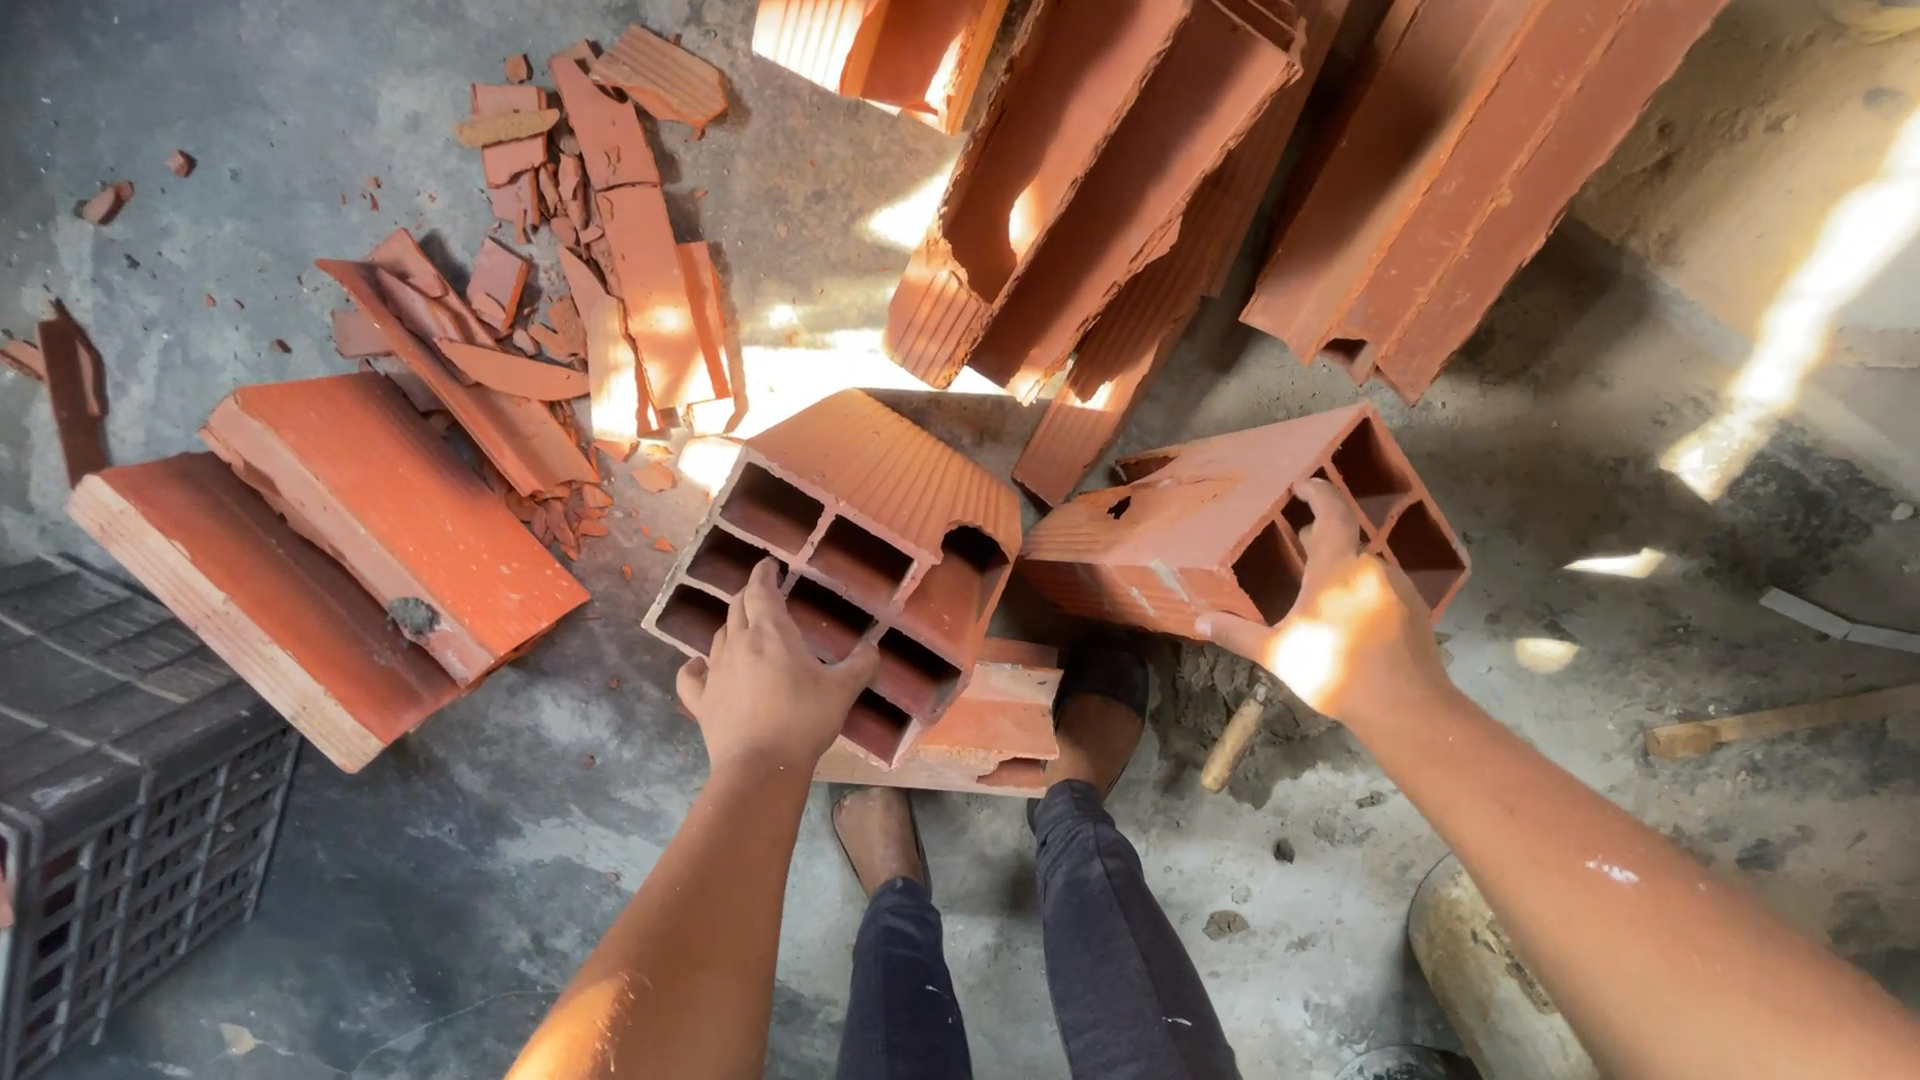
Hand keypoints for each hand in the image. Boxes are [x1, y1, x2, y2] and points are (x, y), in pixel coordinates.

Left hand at [676, 559, 880, 772]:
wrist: (761, 765)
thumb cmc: (804, 720)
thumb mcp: (843, 690)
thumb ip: (861, 665)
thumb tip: (874, 647)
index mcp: (771, 633)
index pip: (760, 590)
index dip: (763, 574)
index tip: (768, 565)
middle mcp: (738, 644)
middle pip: (737, 607)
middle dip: (749, 595)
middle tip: (762, 594)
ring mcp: (715, 672)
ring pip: (718, 636)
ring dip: (731, 626)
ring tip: (742, 628)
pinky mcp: (701, 701)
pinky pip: (691, 676)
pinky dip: (694, 666)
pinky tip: (698, 664)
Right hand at [1195, 480, 1453, 725]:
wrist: (1404, 706)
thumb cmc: (1333, 669)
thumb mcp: (1276, 653)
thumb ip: (1237, 633)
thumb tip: (1200, 621)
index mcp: (1335, 567)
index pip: (1331, 512)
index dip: (1317, 493)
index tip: (1303, 485)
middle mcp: (1369, 567)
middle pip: (1344, 540)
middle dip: (1321, 538)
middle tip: (1298, 545)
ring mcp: (1398, 587)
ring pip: (1363, 566)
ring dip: (1341, 568)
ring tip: (1320, 590)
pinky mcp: (1414, 610)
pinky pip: (1381, 587)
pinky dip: (1361, 590)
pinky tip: (1349, 618)